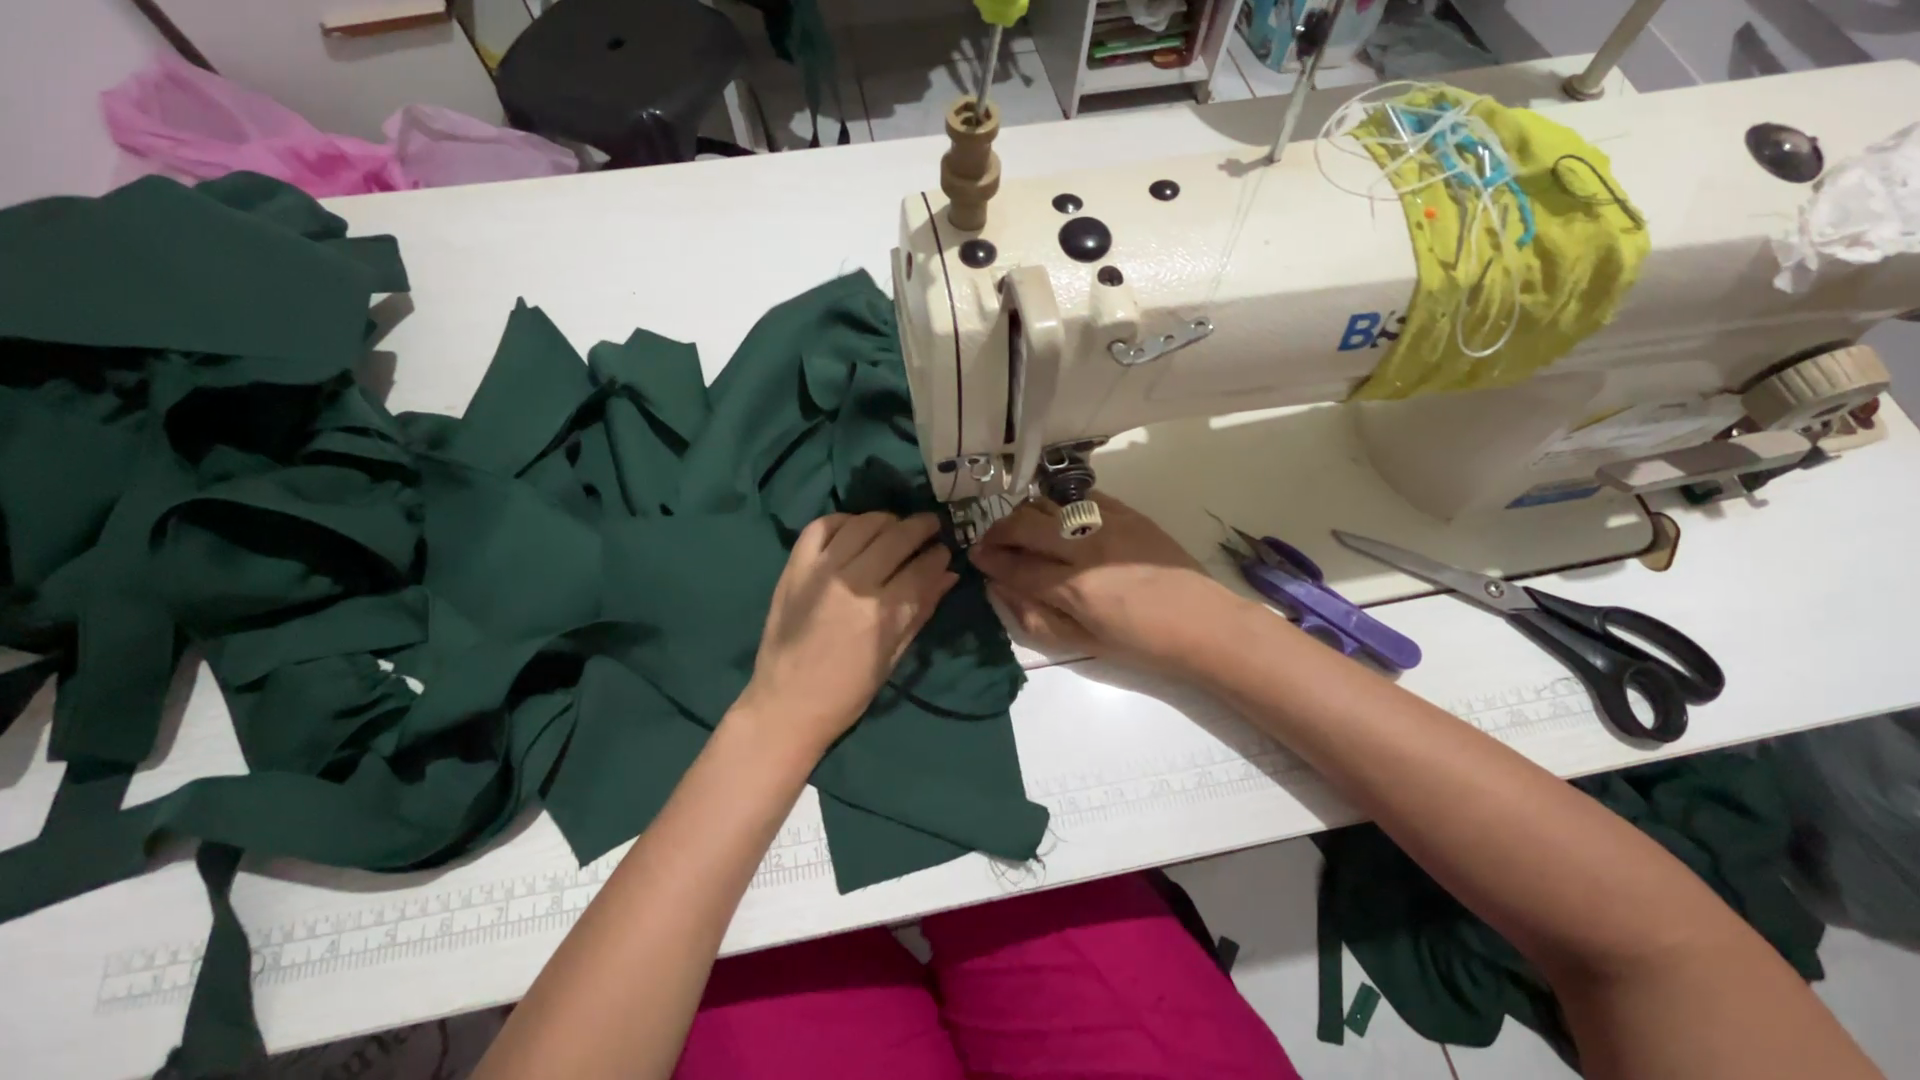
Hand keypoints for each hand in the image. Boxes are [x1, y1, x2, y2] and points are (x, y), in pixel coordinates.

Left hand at [736, 512, 958, 754]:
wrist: (786, 703)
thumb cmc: (848, 692)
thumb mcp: (893, 657)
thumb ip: (920, 611)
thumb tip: (948, 575)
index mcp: (883, 613)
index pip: (923, 567)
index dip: (939, 555)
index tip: (944, 552)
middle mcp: (853, 583)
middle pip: (897, 537)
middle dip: (921, 527)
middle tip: (930, 527)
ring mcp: (820, 571)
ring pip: (863, 525)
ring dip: (887, 520)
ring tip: (896, 526)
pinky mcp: (794, 567)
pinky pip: (821, 527)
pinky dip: (844, 521)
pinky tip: (856, 528)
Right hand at [969, 496, 1246, 673]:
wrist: (1201, 622)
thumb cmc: (1141, 644)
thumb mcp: (1082, 643)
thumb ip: (1035, 617)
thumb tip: (1001, 589)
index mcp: (1073, 588)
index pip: (1015, 567)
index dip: (989, 561)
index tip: (975, 557)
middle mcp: (1084, 549)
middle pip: (1024, 526)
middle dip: (998, 532)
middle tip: (991, 542)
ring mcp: (1107, 525)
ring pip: (1048, 504)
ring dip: (1025, 515)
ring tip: (1022, 530)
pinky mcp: (1127, 512)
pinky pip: (1080, 496)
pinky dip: (1059, 504)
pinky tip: (1058, 519)